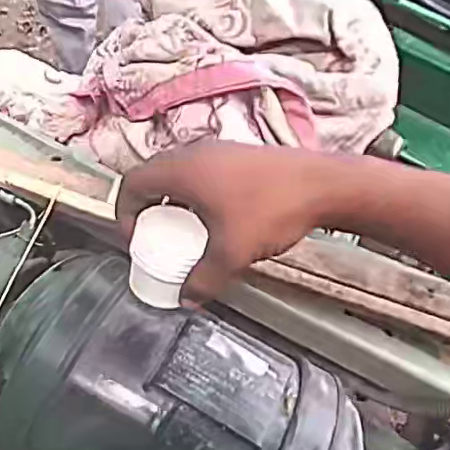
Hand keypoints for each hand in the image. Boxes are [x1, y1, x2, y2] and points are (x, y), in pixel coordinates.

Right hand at [118, 142, 385, 297]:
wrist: (325, 184)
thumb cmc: (272, 210)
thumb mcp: (231, 254)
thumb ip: (203, 280)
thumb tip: (187, 299)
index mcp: (182, 170)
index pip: (132, 184)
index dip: (124, 213)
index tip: (136, 239)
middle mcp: (195, 153)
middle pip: (153, 177)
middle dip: (146, 209)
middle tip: (154, 236)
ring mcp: (218, 150)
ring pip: (178, 174)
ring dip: (171, 201)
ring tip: (183, 230)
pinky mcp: (238, 156)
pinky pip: (201, 173)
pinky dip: (194, 195)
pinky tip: (214, 219)